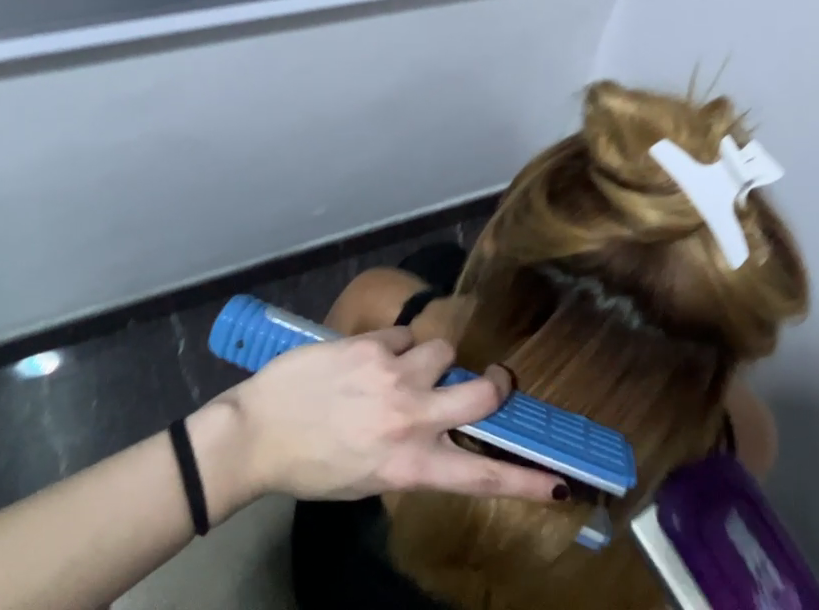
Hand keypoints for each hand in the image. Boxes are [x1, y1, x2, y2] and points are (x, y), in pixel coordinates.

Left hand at [214, 327, 564, 503]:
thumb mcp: (370, 479)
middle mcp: (410, 420)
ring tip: (405, 368)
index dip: (526, 479)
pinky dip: (394, 346)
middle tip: (495, 380)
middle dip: (497, 384)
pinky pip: (403, 336)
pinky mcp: (370, 346)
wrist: (257, 432)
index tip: (561, 481)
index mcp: (409, 467)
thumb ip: (412, 457)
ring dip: (433, 360)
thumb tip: (441, 434)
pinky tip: (369, 359)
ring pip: (444, 351)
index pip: (480, 477)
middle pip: (482, 394)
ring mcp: (392, 378)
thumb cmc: (311, 467)